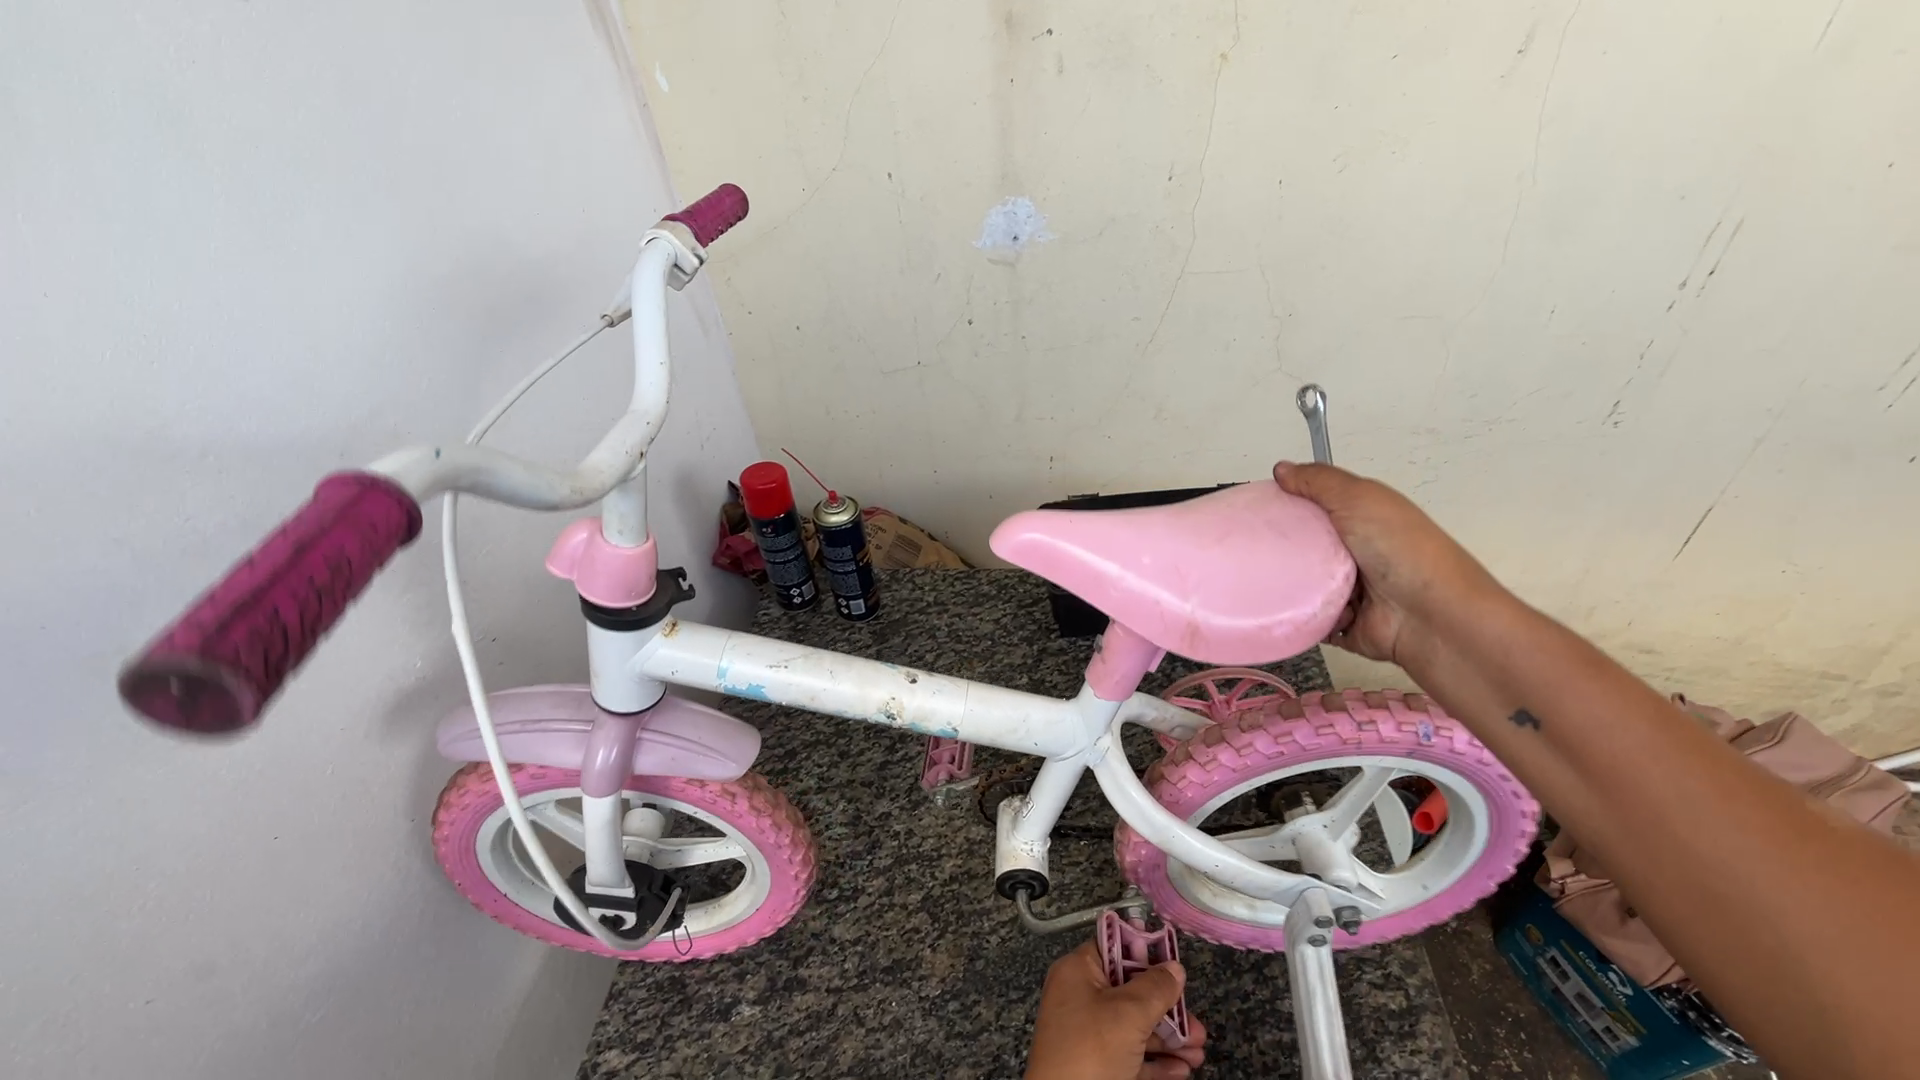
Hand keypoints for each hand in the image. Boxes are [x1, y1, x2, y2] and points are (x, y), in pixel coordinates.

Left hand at [1025, 943, 1207, 1079]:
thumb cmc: (1091, 1050)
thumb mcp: (1128, 1014)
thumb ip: (1155, 988)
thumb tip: (1174, 968)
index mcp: (1078, 972)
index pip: (1113, 946)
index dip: (1144, 949)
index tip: (1174, 958)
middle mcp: (1081, 998)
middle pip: (1131, 990)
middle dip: (1167, 1007)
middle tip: (1196, 1022)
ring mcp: (1088, 1034)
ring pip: (1135, 1027)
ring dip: (1169, 1038)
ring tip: (1198, 1051)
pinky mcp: (1096, 1066)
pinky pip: (1132, 1056)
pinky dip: (1157, 1062)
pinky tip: (1182, 1070)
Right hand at [1272, 462, 1499, 664]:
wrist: (1430, 617)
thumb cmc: (1405, 552)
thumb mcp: (1360, 498)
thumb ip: (1318, 481)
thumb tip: (1283, 470)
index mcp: (1365, 518)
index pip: (1318, 506)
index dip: (1291, 504)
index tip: (1261, 507)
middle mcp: (1359, 552)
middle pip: (1306, 546)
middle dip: (1286, 548)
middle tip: (1261, 547)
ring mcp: (1352, 590)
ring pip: (1304, 584)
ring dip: (1296, 585)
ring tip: (1283, 580)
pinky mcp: (1345, 622)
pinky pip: (1310, 618)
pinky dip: (1307, 616)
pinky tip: (1305, 608)